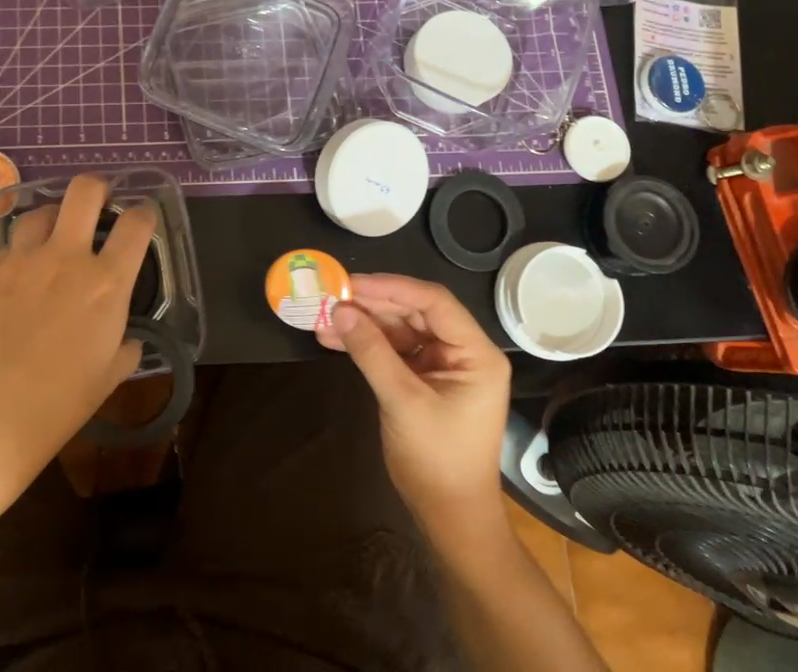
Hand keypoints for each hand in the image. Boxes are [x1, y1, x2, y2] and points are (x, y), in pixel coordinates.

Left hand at [0, 174, 151, 495]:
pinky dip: (22, 252)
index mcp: (105, 284)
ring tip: (56, 240)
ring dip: (54, 219)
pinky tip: (22, 278)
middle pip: (84, 191)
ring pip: (39, 212)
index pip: (136, 224)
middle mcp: (65, 259)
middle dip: (97, 189)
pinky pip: (9, 246)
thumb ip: (123, 349)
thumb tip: (127, 339)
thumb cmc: (54, 408)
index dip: (144, 215)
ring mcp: (20, 261)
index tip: (142, 221)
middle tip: (99, 208)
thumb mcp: (106, 381)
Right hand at [315, 273, 509, 513]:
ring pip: (399, 330)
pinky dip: (364, 344)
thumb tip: (339, 311)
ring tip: (322, 318)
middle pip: (414, 313)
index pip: (434, 303)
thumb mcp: (402, 400)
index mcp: (475, 353)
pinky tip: (333, 340)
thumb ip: (371, 352)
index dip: (392, 287)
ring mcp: (441, 366)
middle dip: (372, 305)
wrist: (449, 514)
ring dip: (362, 324)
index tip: (351, 283)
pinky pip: (392, 351)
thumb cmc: (437, 457)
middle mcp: (462, 353)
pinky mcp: (422, 380)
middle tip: (330, 297)